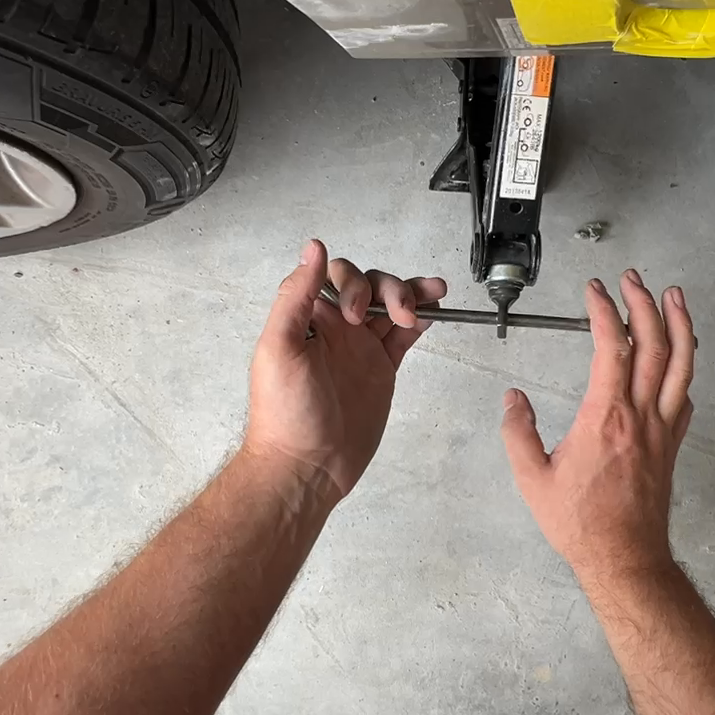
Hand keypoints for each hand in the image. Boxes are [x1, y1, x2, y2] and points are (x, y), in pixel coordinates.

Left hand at [241, 239, 445, 504]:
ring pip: (391, 307)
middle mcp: (336, 328)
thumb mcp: (280, 347)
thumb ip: (296, 296)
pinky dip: (420, 322)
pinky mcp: (381, 370)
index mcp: (309, 318)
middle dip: (390, 289)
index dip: (353, 283)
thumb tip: (313, 247)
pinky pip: (403, 338)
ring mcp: (360, 349)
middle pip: (370, 287)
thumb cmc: (285, 412)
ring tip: (434, 296)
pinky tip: (432, 315)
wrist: (306, 466)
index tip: (355, 313)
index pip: (336, 276)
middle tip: (398, 313)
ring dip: (412, 295)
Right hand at [500, 271, 694, 582]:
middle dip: (644, 304)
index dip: (604, 311)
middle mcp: (640, 416)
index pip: (611, 347)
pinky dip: (684, 368)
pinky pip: (683, 396)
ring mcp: (662, 429)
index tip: (595, 291)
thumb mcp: (532, 478)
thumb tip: (513, 399)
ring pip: (681, 364)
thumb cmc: (581, 523)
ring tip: (674, 297)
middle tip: (633, 280)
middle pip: (653, 345)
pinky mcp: (672, 445)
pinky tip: (679, 359)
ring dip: (680, 324)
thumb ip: (518, 432)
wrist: (625, 558)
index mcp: (605, 418)